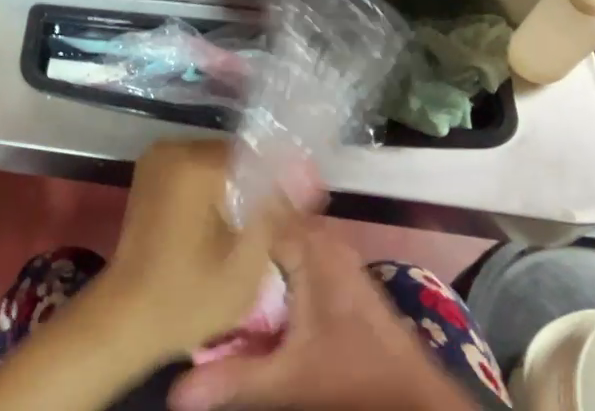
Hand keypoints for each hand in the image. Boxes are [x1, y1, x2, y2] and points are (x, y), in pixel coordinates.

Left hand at [82, 139, 288, 362]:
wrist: (128, 314)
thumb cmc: (189, 295)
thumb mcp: (247, 261)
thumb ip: (275, 212)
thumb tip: (303, 181)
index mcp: (195, 163)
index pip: (258, 156)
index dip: (285, 182)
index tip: (301, 212)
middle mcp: (172, 150)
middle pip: (236, 157)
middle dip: (262, 184)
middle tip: (282, 223)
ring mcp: (156, 161)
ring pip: (217, 164)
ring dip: (239, 189)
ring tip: (256, 227)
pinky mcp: (150, 177)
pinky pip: (196, 173)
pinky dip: (215, 192)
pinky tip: (228, 224)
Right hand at [169, 221, 479, 410]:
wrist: (420, 409)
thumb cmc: (357, 383)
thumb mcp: (288, 382)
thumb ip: (231, 378)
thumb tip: (173, 392)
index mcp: (311, 247)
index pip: (255, 204)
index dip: (215, 207)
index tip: (178, 212)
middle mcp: (322, 243)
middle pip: (261, 221)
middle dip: (224, 229)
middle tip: (180, 235)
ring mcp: (332, 261)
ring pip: (274, 241)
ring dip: (242, 249)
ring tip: (196, 252)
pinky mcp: (335, 283)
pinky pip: (287, 259)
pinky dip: (262, 268)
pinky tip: (234, 283)